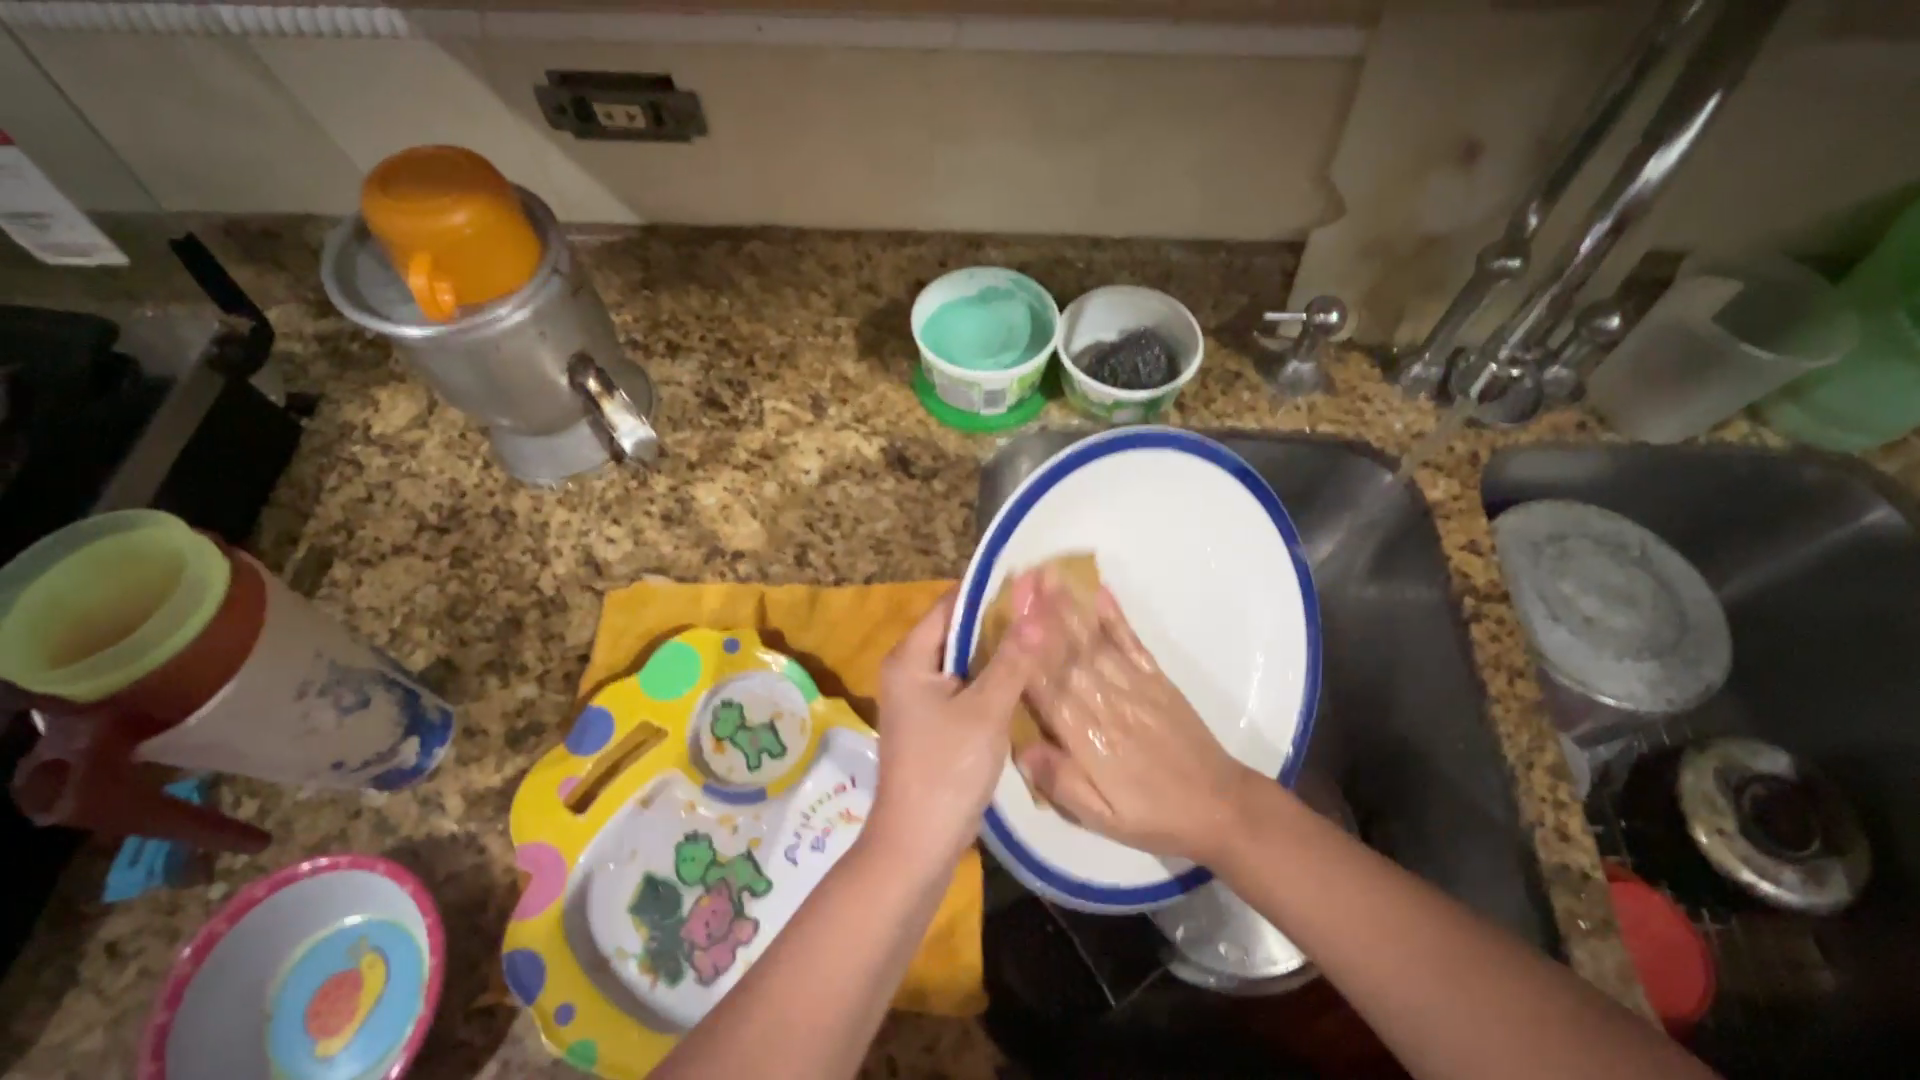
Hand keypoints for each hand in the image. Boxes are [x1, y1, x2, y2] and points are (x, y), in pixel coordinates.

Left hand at [867, 578, 1059, 864]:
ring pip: (967, 662)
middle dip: (1003, 622)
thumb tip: (1038, 602)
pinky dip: (995, 680)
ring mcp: (922, 699)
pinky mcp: (936, 724)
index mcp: (910, 658)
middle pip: (960, 631)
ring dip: (1002, 652)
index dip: (994, 592)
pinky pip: (968, 688)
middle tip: (1052, 610)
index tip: (1038, 584)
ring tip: (1049, 637)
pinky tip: (1030, 678)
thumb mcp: (985, 710)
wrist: (918, 843)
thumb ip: (1013, 657)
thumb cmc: (947, 770)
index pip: (953, 604)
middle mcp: (910, 670)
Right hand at [1017, 580, 1260, 864]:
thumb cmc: (1152, 817)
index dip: (1025, 653)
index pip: (1048, 690)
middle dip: (1043, 616)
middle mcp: (1108, 705)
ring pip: (1094, 643)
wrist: (1219, 806)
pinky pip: (1132, 643)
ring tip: (1049, 576)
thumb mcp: (1102, 818)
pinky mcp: (1158, 681)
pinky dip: (1116, 617)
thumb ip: (1061, 782)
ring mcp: (1135, 688)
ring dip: (1071, 608)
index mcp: (1088, 740)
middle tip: (1021, 580)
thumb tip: (1019, 746)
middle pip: (1068, 656)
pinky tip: (1100, 592)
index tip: (1005, 619)